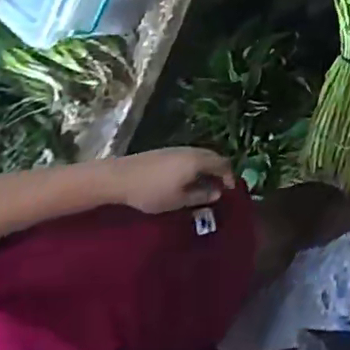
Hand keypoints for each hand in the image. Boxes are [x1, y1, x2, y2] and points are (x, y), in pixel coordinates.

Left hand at [104, 148, 234, 213]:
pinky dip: (196, 166)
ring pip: (202, 156)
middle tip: (219, 186)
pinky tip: (186, 178)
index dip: (230, 176)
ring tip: (204, 183)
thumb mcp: (177, 200)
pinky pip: (190, 156)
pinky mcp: (167, 151)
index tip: (230, 189)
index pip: (223, 164)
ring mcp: (179, 149)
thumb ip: (200, 196)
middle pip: (214, 157)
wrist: (119, 177)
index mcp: (199, 161)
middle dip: (220, 171)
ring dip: (207, 168)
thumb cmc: (151, 192)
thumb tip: (217, 193)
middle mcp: (193, 151)